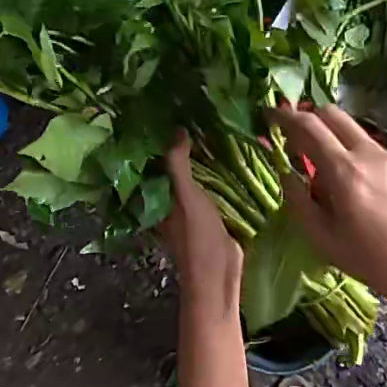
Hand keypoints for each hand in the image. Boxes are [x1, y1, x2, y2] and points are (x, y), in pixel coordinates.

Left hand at [160, 131, 242, 320]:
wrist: (218, 274)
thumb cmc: (196, 236)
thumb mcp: (185, 196)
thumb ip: (178, 164)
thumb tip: (176, 129)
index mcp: (157, 196)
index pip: (155, 161)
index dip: (160, 139)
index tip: (170, 112)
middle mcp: (172, 199)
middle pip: (176, 166)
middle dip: (185, 145)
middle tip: (199, 113)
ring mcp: (192, 206)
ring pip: (196, 175)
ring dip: (204, 158)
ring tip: (217, 126)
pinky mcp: (213, 212)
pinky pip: (213, 186)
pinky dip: (219, 172)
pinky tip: (231, 154)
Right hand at [270, 103, 386, 315]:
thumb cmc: (380, 263)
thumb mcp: (327, 241)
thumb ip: (301, 202)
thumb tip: (286, 174)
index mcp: (343, 170)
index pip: (307, 126)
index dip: (283, 116)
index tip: (267, 113)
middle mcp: (366, 153)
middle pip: (331, 114)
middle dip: (306, 116)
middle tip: (290, 136)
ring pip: (350, 129)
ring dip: (328, 136)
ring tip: (320, 176)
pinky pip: (366, 146)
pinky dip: (347, 151)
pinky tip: (348, 188)